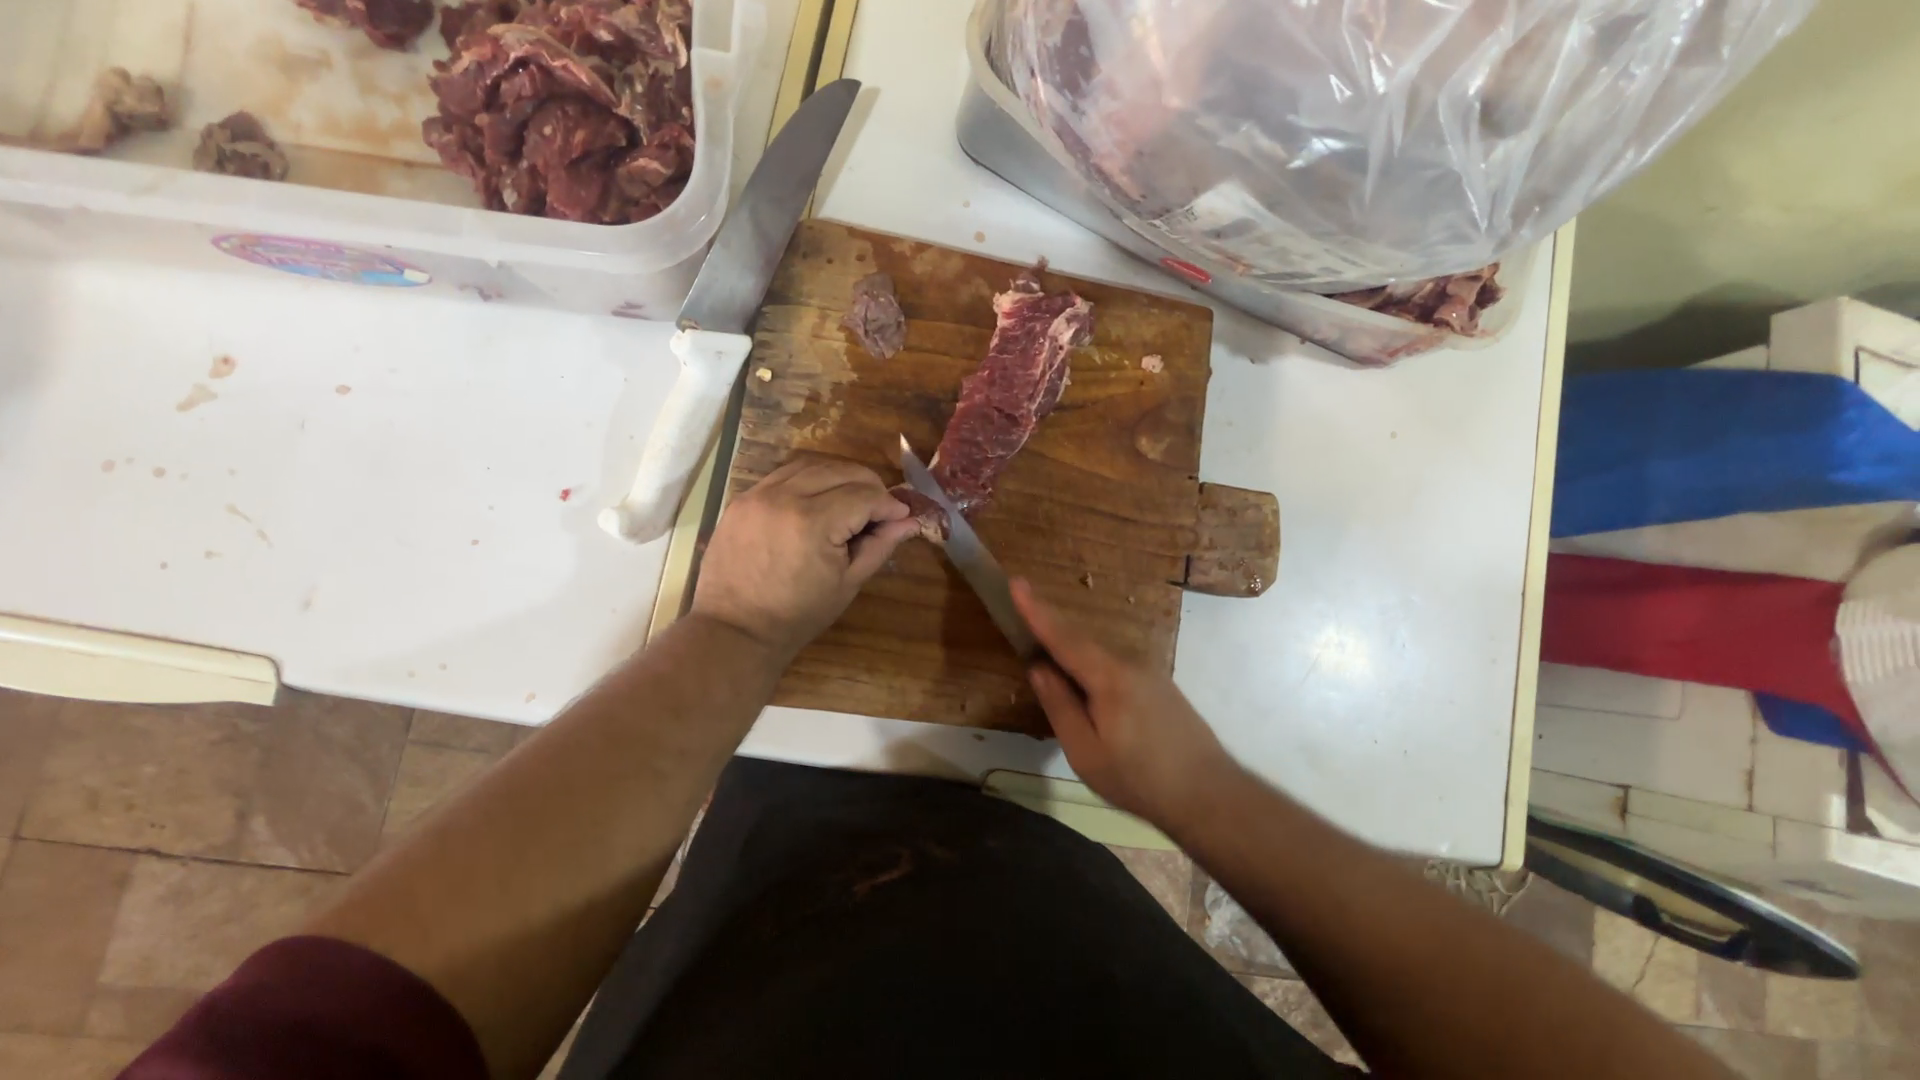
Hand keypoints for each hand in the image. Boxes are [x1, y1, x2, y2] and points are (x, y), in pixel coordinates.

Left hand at [693, 457, 920, 660]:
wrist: (735, 629)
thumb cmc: (798, 615)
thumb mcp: (848, 583)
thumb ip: (879, 546)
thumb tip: (909, 521)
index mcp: (814, 523)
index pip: (863, 496)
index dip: (888, 504)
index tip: (902, 515)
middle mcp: (784, 498)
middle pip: (839, 471)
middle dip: (868, 484)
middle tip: (881, 505)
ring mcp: (758, 495)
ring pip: (810, 465)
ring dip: (838, 475)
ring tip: (852, 497)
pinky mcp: (742, 499)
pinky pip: (782, 475)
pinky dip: (807, 479)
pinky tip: (818, 497)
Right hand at [1012, 579, 1239, 826]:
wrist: (1209, 795)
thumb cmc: (1140, 779)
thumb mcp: (1086, 752)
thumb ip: (1060, 706)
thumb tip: (1038, 667)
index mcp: (1109, 677)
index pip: (1064, 637)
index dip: (1036, 611)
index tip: (1015, 582)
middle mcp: (1131, 664)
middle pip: (1081, 643)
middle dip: (1050, 631)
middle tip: (1021, 620)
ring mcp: (1150, 674)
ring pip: (1100, 658)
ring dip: (1072, 655)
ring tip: (1047, 663)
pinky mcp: (1161, 688)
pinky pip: (1115, 669)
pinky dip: (1092, 670)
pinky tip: (1086, 692)